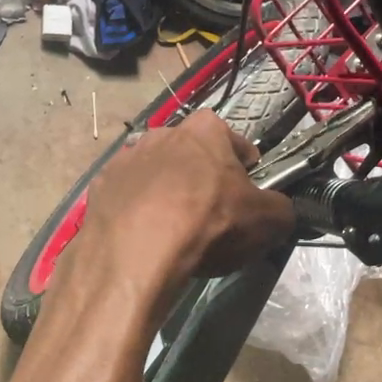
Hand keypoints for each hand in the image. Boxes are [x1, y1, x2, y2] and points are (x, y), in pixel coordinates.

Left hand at [73, 110, 295, 286]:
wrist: (137, 251)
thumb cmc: (208, 224)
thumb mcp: (267, 220)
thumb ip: (281, 209)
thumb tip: (281, 209)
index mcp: (205, 130)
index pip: (231, 138)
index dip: (241, 163)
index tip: (245, 187)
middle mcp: (163, 133)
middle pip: (189, 152)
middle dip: (200, 174)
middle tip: (209, 210)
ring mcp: (126, 157)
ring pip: (154, 171)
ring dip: (164, 189)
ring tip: (171, 226)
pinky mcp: (100, 185)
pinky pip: (125, 194)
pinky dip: (134, 208)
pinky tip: (141, 235)